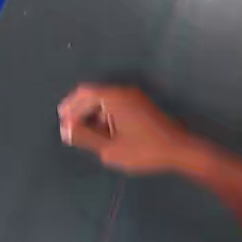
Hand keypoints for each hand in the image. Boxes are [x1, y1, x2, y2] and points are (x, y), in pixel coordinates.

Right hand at [58, 84, 207, 175]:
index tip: (62, 123)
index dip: (69, 107)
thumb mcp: (110, 148)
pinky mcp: (143, 106)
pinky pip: (117, 105)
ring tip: (86, 135)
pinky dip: (107, 116)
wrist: (180, 150)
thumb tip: (66, 129)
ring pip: (106, 101)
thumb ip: (85, 137)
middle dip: (80, 112)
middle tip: (71, 131)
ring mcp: (135, 97)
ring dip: (93, 115)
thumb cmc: (143, 150)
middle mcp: (124, 91)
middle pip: (94, 96)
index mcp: (114, 97)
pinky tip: (105, 133)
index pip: (84, 94)